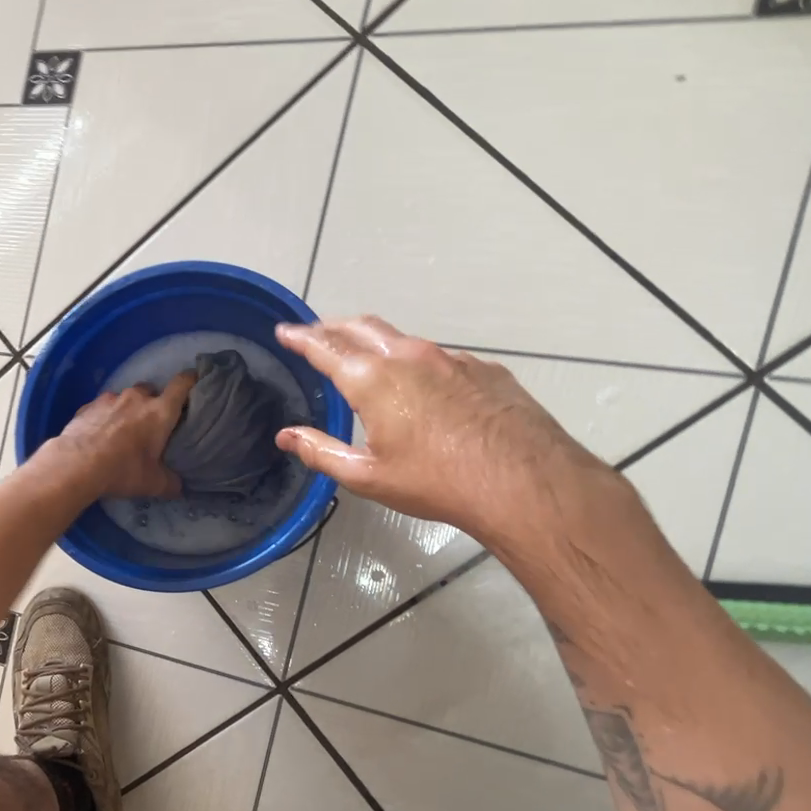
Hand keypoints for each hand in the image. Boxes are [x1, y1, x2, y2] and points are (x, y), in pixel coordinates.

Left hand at [46, 372, 196, 498]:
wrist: (75, 465)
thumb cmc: (122, 470)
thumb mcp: (153, 483)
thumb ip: (170, 483)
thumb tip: (179, 487)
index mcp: (159, 411)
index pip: (182, 384)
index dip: (191, 380)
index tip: (194, 383)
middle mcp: (136, 398)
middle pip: (151, 390)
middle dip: (153, 402)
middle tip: (151, 423)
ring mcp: (109, 399)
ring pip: (124, 398)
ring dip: (126, 409)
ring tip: (121, 430)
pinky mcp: (86, 406)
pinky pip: (101, 407)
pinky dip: (103, 416)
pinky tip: (98, 434)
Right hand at [275, 316, 610, 544]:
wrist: (526, 482)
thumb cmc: (436, 482)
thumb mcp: (366, 476)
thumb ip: (320, 452)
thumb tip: (286, 436)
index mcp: (373, 381)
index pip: (325, 347)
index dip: (300, 338)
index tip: (284, 331)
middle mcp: (411, 358)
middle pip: (363, 328)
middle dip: (334, 327)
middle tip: (316, 333)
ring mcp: (452, 359)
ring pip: (403, 340)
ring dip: (375, 342)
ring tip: (364, 357)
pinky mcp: (485, 370)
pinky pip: (439, 357)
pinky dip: (415, 362)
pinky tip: (420, 385)